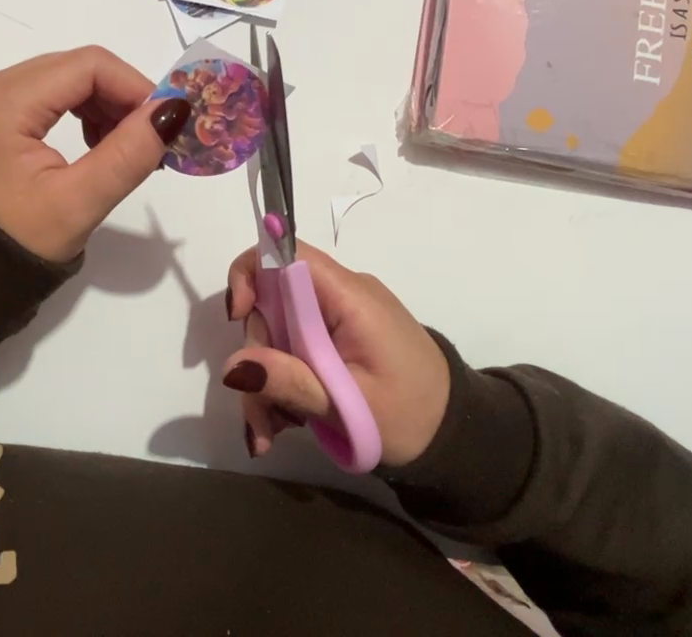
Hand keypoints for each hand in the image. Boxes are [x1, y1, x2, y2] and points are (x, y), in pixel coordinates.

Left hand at [0, 47, 191, 262]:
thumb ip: (127, 155)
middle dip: (122, 98)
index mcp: (4, 103)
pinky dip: (82, 111)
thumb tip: (174, 111)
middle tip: (152, 141)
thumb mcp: (78, 203)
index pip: (87, 66)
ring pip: (65, 79)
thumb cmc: (16, 242)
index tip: (167, 124)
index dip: (134, 87)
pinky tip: (98, 145)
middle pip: (76, 68)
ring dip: (105, 105)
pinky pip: (49, 95)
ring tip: (127, 148)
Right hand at [222, 242, 449, 468]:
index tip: (239, 318)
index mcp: (349, 297)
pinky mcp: (335, 338)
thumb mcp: (347, 406)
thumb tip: (233, 367)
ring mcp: (336, 318)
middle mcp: (339, 296)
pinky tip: (284, 422)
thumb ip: (290, 382)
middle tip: (261, 414)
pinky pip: (293, 347)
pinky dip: (282, 383)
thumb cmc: (411, 416)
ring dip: (265, 381)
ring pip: (277, 333)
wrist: (458, 437)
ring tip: (273, 431)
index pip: (286, 254)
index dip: (250, 274)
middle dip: (256, 359)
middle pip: (272, 305)